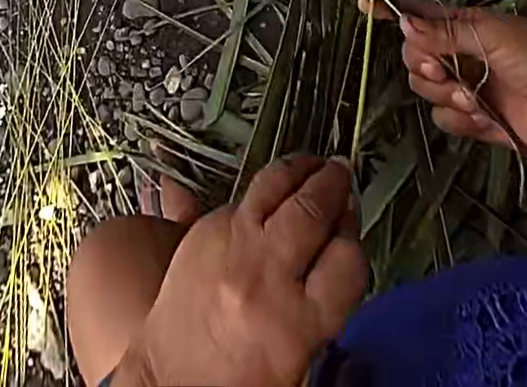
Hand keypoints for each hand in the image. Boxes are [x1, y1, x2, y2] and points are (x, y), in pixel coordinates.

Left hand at [115, 156, 366, 386]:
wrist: (170, 378)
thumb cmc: (236, 378)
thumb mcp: (300, 354)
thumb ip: (323, 299)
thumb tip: (341, 245)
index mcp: (298, 322)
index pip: (348, 261)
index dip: (356, 235)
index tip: (356, 220)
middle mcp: (264, 275)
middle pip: (310, 210)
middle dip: (332, 184)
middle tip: (341, 171)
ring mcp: (231, 245)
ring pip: (272, 187)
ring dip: (298, 169)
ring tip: (313, 162)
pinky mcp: (203, 230)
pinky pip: (241, 199)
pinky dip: (261, 191)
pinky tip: (273, 186)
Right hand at [363, 0, 526, 159]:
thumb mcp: (491, 35)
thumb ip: (443, 31)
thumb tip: (404, 24)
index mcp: (464, 27)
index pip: (420, 15)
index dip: (393, 11)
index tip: (365, 6)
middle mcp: (458, 54)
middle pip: (413, 54)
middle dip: (424, 65)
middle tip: (442, 72)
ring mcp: (464, 86)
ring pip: (423, 88)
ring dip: (446, 95)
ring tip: (474, 100)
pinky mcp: (471, 117)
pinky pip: (442, 118)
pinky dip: (461, 119)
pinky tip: (484, 119)